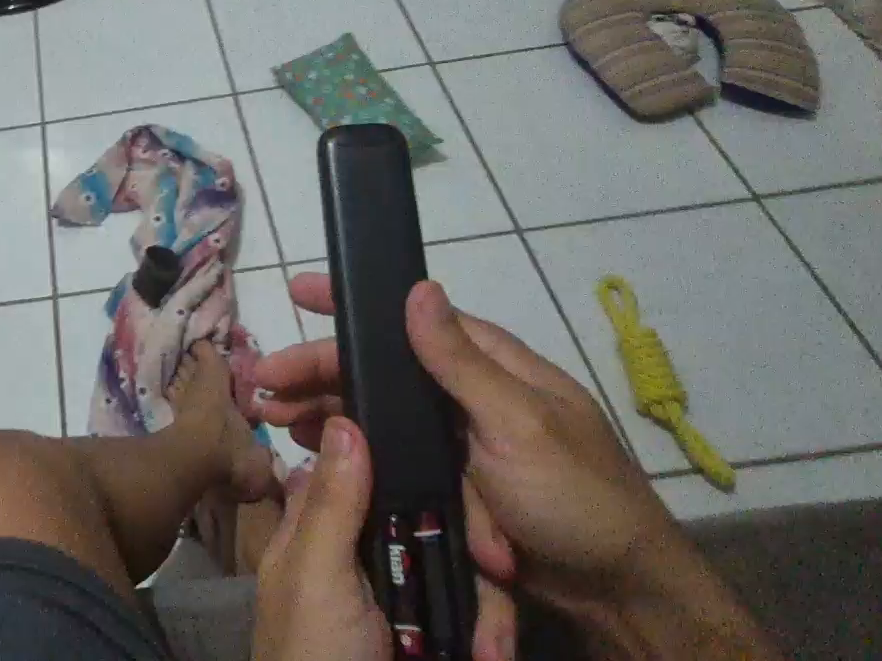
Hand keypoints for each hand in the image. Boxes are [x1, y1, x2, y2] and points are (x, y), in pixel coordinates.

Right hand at [256, 275, 779, 659]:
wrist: (618, 593)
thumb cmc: (576, 497)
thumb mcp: (518, 423)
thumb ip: (462, 361)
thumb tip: (419, 288)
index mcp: (486, 364)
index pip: (407, 318)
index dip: (351, 303)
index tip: (299, 291)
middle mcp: (463, 393)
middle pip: (377, 370)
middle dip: (318, 371)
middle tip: (264, 382)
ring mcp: (453, 439)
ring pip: (375, 414)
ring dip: (324, 412)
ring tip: (276, 420)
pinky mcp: (446, 480)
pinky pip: (388, 456)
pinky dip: (350, 451)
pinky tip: (313, 453)